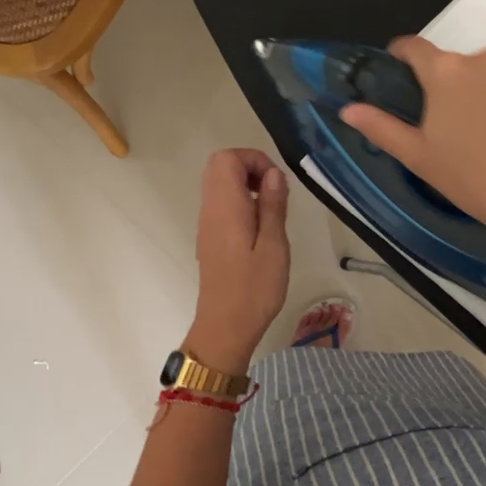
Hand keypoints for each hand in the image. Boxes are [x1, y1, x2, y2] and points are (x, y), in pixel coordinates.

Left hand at [186, 148, 290, 373]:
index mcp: (226, 207)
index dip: (254, 159)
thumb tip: (273, 174)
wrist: (225, 326)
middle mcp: (211, 210)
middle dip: (250, 168)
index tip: (277, 183)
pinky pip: (221, 204)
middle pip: (219, 167)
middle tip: (275, 192)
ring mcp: (207, 224)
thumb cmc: (254, 288)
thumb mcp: (274, 245)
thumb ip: (272, 205)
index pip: (226, 159)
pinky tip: (260, 228)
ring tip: (272, 210)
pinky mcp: (211, 238)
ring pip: (219, 185)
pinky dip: (241, 202)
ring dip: (246, 185)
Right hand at [339, 38, 485, 262]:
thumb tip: (349, 109)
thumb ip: (381, 127)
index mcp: (445, 71)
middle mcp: (485, 58)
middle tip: (455, 130)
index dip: (403, 58)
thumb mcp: (418, 157)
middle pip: (458, 65)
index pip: (414, 47)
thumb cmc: (472, 180)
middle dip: (453, 88)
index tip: (402, 77)